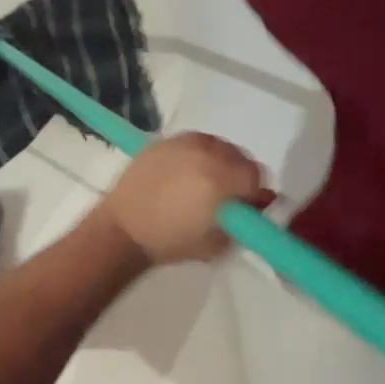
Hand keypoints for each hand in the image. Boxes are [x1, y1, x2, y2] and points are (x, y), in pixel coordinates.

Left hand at [95, 132, 273, 264]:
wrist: (122, 231)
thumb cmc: (171, 243)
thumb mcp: (217, 242)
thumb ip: (245, 220)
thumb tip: (262, 201)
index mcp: (223, 179)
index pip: (256, 176)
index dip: (251, 193)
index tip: (240, 208)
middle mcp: (208, 153)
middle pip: (239, 158)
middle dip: (236, 176)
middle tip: (221, 197)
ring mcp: (184, 142)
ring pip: (218, 147)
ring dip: (217, 163)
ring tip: (200, 185)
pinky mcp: (165, 140)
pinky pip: (193, 143)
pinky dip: (196, 155)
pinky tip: (182, 174)